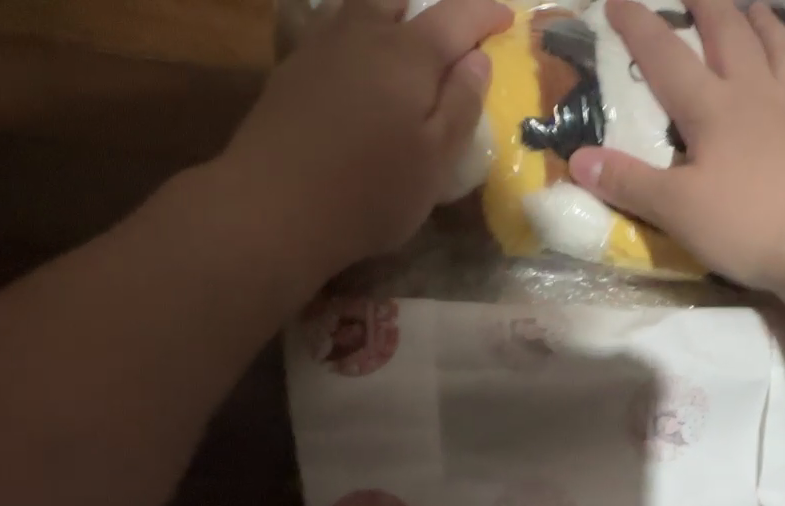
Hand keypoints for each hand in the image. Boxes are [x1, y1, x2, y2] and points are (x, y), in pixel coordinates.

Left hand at [215, 0, 512, 272]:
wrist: (278, 206)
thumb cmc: (373, 192)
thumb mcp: (437, 160)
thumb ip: (462, 104)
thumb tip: (478, 58)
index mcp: (409, 55)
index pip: (456, 17)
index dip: (484, 14)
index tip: (506, 18)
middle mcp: (364, 35)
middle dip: (430, 6)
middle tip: (449, 30)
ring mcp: (321, 48)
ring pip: (359, 7)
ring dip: (387, 13)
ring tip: (401, 35)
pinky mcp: (291, 70)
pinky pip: (329, 29)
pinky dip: (352, 30)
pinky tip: (355, 56)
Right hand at [566, 0, 784, 292]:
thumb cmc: (749, 225)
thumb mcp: (678, 211)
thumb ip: (629, 183)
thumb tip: (577, 160)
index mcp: (712, 108)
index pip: (666, 55)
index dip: (638, 25)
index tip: (617, 0)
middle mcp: (753, 93)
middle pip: (727, 30)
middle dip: (702, 3)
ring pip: (773, 43)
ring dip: (755, 17)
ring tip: (747, 5)